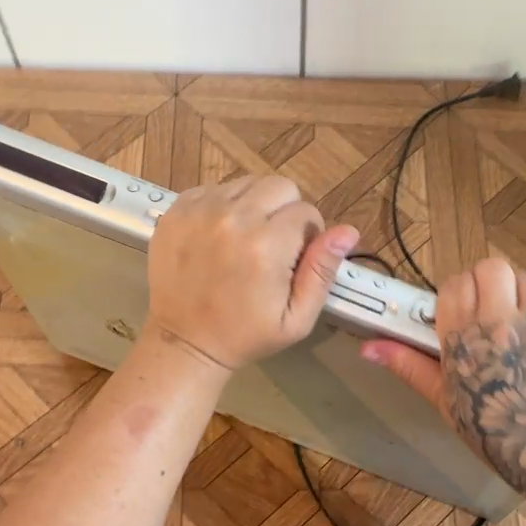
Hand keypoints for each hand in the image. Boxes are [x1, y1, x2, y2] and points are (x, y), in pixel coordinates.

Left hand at [145, 176, 359, 373]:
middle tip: (273, 247)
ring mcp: (201, 210)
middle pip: (279, 186)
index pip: (306, 212)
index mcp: (266, 245)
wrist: (185, 342)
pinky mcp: (178, 209)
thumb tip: (348, 231)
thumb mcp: (296, 319)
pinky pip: (215, 189)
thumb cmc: (246, 336)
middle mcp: (234, 217)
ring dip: (255, 206)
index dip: (307, 236)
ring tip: (245, 242)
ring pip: (247, 183)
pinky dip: (224, 207)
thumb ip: (322, 272)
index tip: (294, 261)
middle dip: (285, 212)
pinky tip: (220, 238)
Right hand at [360, 257, 525, 514]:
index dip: (456, 296)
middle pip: (491, 269)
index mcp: (466, 338)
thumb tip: (367, 346)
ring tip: (522, 327)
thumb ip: (411, 366)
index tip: (461, 315)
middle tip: (491, 314)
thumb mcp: (448, 403)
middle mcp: (505, 319)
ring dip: (522, 296)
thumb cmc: (496, 436)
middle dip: (488, 285)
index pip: (454, 286)